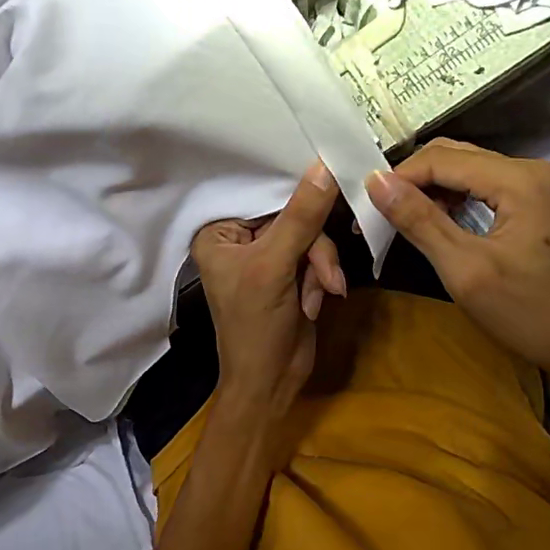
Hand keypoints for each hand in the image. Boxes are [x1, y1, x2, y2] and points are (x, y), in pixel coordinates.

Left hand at [192, 161, 347, 419]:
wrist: (272, 383)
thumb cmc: (256, 327)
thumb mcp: (276, 267)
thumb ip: (301, 218)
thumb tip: (325, 166)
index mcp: (218, 232)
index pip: (260, 193)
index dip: (295, 192)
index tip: (331, 183)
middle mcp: (239, 238)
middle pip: (293, 215)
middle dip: (313, 249)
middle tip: (326, 276)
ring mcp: (266, 256)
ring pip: (310, 236)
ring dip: (321, 266)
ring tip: (323, 293)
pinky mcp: (290, 271)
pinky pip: (317, 255)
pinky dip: (322, 277)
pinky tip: (317, 301)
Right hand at [366, 139, 549, 406]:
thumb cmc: (530, 314)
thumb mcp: (465, 270)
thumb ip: (419, 221)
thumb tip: (375, 181)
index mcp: (519, 179)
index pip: (442, 159)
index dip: (398, 178)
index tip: (363, 206)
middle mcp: (531, 170)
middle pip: (455, 157)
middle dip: (411, 181)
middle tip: (376, 213)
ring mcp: (537, 186)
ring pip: (467, 172)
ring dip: (430, 190)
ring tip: (398, 220)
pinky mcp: (536, 204)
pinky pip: (483, 189)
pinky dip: (453, 201)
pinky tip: (434, 222)